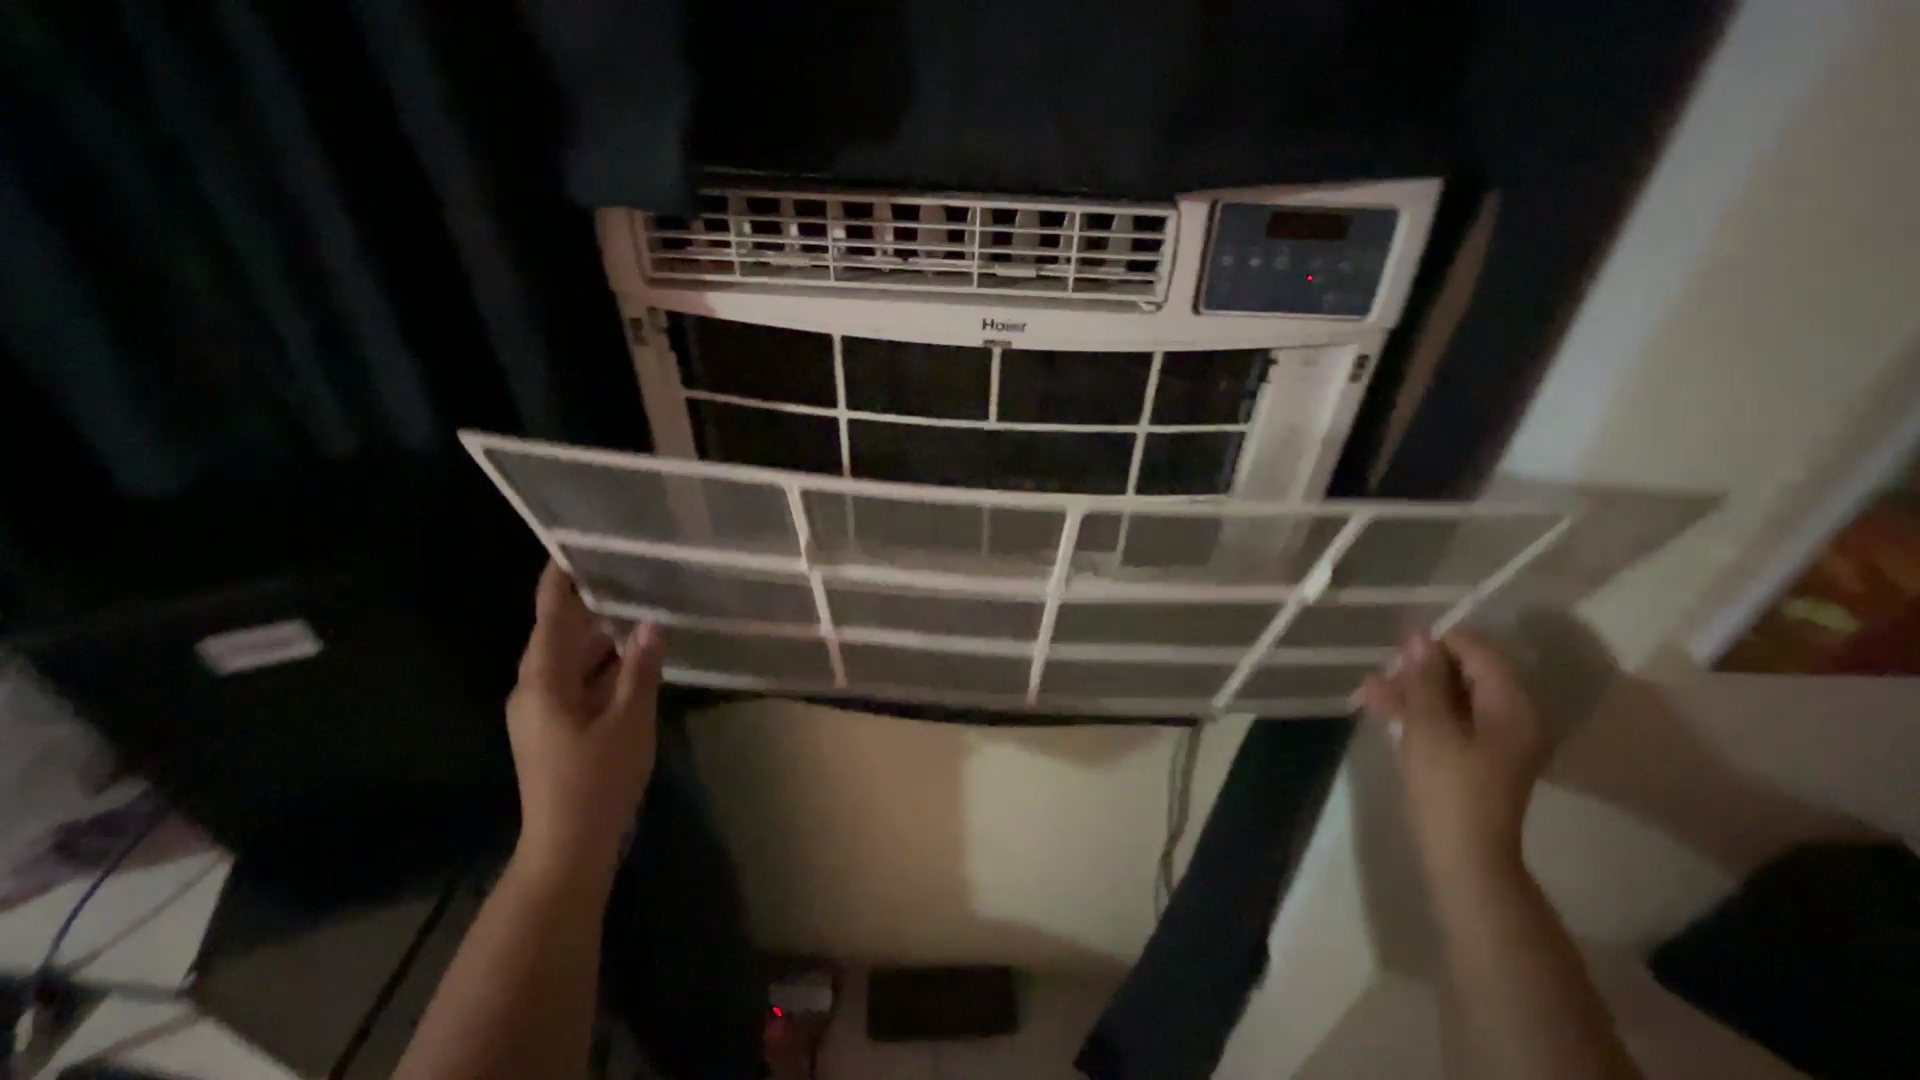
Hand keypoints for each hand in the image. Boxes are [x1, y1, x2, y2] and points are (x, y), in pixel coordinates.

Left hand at [505, 562, 666, 884]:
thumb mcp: (628, 721)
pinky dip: (603, 669)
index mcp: (543, 681)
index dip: (561, 580)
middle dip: (591, 607)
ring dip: (601, 639)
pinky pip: (579, 685)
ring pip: (572, 662)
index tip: (573, 545)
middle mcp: (535, 689)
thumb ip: (639, 669)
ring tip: (638, 606)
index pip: (551, 616)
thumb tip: (651, 624)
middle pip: (561, 636)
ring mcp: (544, 713)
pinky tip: (633, 660)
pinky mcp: (557, 731)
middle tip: (625, 571)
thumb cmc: (596, 781)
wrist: (568, 848)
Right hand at [1354, 630, 1547, 886]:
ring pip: (1451, 697)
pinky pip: (1450, 720)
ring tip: (1366, 692)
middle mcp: (1513, 714)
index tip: (1398, 654)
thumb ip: (1425, 679)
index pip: (1478, 650)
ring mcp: (1496, 737)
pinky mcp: (1479, 756)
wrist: (1464, 856)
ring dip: (1411, 691)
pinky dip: (1419, 713)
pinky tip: (1381, 708)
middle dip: (1419, 670)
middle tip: (1380, 677)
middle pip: (1465, 672)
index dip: (1437, 645)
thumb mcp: (1429, 727)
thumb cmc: (1448, 788)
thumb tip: (1419, 639)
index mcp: (1513, 703)